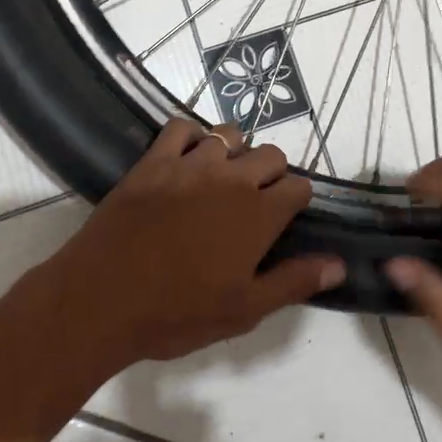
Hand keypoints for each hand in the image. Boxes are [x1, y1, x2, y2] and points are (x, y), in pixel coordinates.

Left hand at [33, 119, 345, 369]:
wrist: (102, 299)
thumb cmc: (177, 313)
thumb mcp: (244, 310)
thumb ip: (294, 281)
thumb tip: (339, 264)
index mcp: (259, 214)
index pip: (298, 187)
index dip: (296, 200)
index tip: (285, 218)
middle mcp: (231, 179)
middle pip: (270, 154)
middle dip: (272, 173)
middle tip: (254, 203)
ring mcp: (190, 164)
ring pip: (228, 135)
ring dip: (234, 152)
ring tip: (222, 178)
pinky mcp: (153, 160)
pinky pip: (181, 128)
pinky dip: (190, 136)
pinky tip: (186, 158)